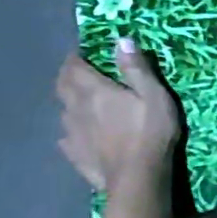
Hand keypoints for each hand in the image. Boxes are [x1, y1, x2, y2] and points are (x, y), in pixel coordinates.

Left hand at [55, 38, 181, 193]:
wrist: (138, 177)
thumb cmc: (150, 131)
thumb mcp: (153, 94)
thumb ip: (136, 68)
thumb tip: (121, 40)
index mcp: (95, 91)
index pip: (74, 69)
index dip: (74, 59)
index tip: (80, 53)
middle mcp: (77, 109)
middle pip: (63, 88)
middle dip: (67, 76)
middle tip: (76, 71)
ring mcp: (73, 135)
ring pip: (63, 112)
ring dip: (68, 102)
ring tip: (80, 100)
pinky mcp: (76, 156)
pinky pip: (67, 138)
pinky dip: (71, 130)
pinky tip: (78, 134)